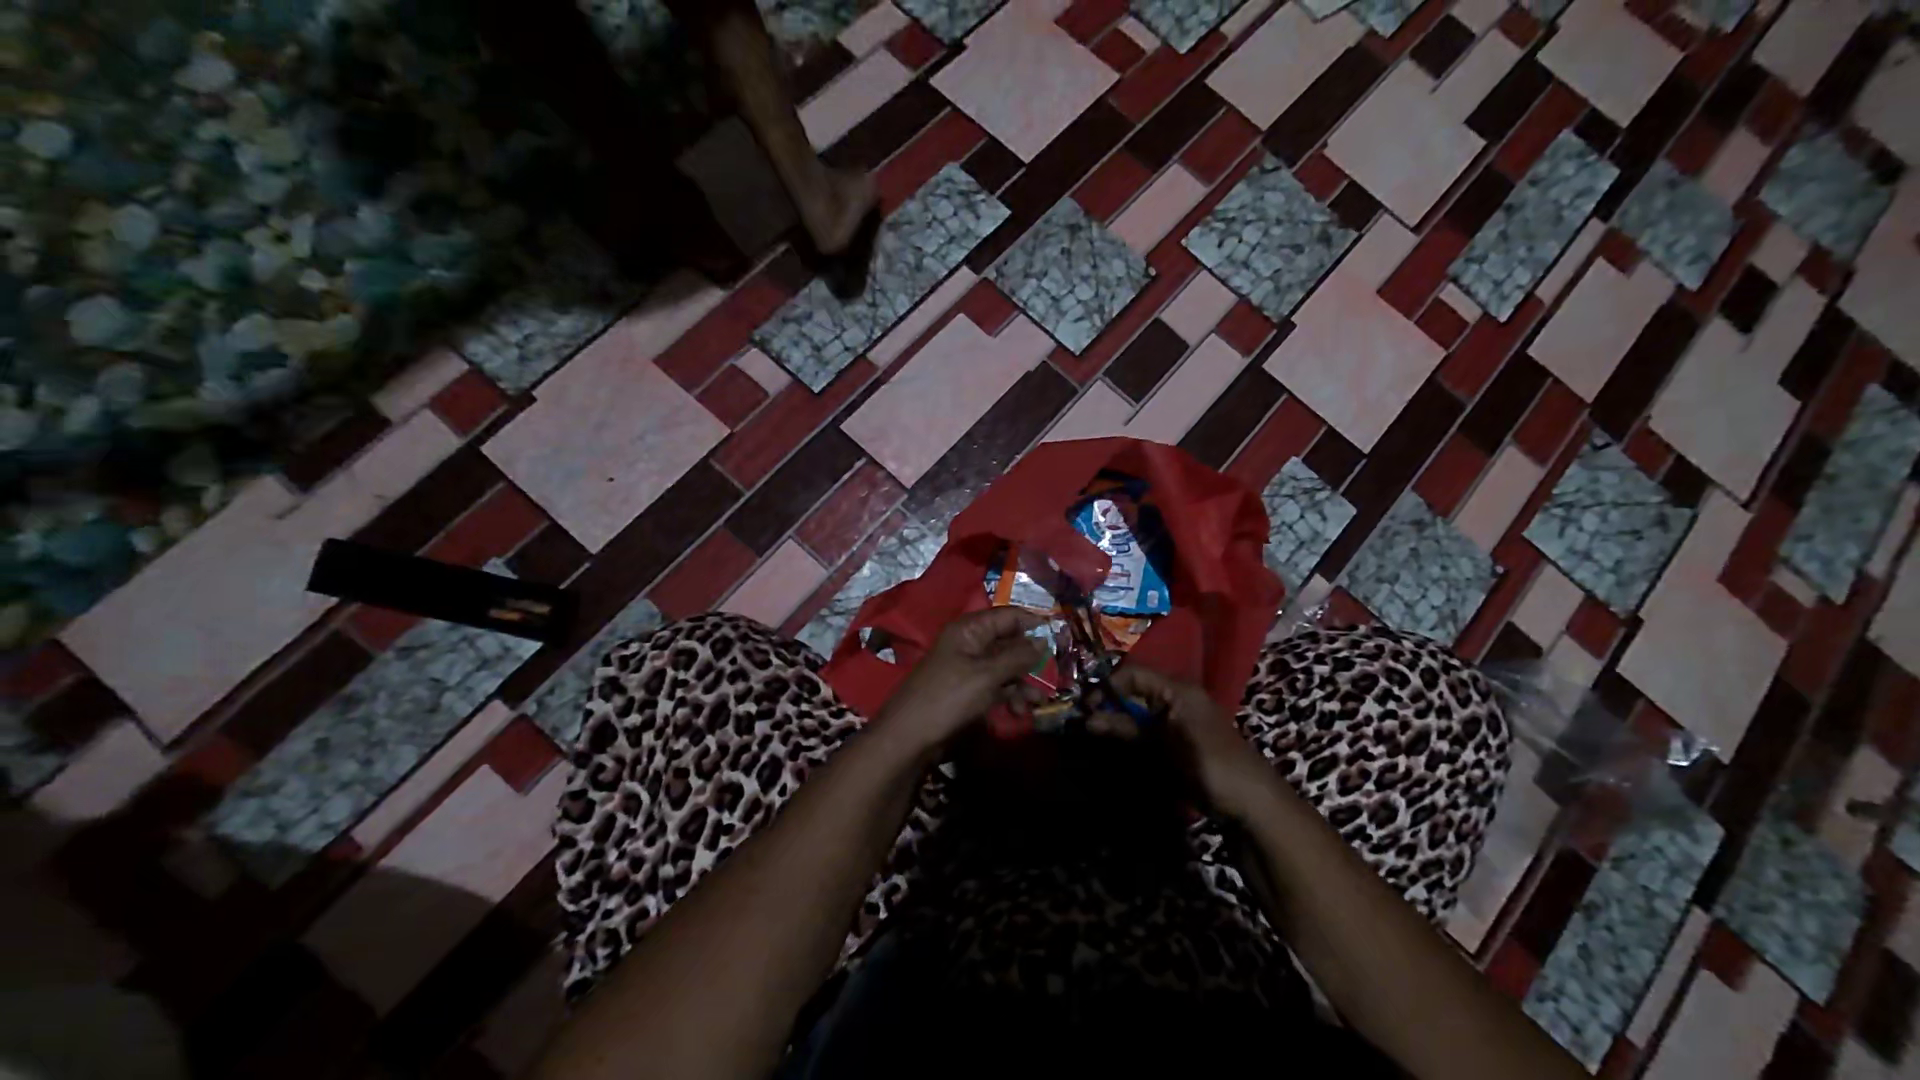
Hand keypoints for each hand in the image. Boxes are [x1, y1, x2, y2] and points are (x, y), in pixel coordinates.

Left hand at [876, 607, 1047, 752]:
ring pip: (1006, 667)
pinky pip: (997, 686)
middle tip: (1055, 677)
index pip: (1010, 616)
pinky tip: (1020, 712)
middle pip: (1010, 642)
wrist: (910, 736)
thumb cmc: (948, 698)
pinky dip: (1010, 696)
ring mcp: (969, 668)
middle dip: (1032, 660)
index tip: (1062, 640)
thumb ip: (1018, 656)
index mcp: (970, 629)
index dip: (1035, 624)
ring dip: (1024, 683)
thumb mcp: (987, 675)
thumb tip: (1044, 640)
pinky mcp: (969, 691)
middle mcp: (970, 643)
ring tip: (1036, 703)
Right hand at [1101, 666, 1279, 823]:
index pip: (1132, 673)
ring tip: (1094, 736)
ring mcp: (1179, 721)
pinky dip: (1131, 737)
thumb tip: (1088, 718)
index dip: (1107, 686)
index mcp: (1177, 689)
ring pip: (1138, 713)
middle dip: (1108, 704)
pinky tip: (1117, 748)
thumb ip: (1127, 728)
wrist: (1252, 803)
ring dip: (1117, 723)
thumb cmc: (1210, 764)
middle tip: (1084, 724)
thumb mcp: (1164, 745)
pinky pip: (1148, 731)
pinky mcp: (1179, 742)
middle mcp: (1177, 698)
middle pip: (1133, 691)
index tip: (1086, 707)